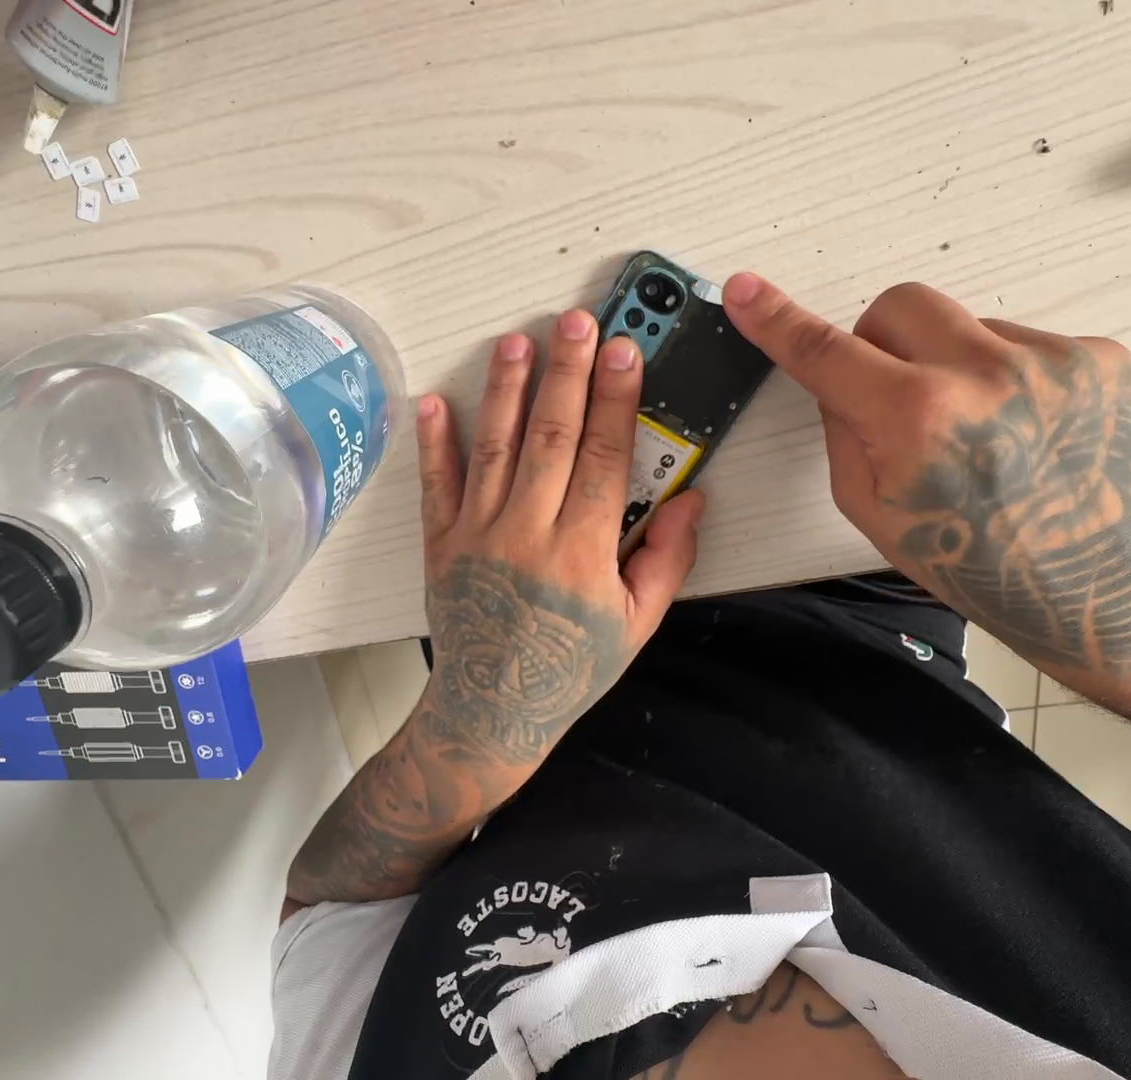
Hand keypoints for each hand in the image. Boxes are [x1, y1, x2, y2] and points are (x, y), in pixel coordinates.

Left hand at [415, 310, 706, 762]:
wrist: (493, 709)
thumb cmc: (570, 670)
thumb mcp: (636, 625)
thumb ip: (668, 559)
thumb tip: (694, 498)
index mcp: (584, 552)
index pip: (607, 458)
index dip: (618, 399)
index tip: (625, 352)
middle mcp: (528, 533)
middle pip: (551, 437)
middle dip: (567, 373)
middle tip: (576, 320)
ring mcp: (478, 535)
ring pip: (495, 448)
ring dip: (507, 390)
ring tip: (517, 341)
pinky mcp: (442, 544)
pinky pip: (438, 485)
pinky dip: (436, 443)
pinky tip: (436, 402)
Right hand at [721, 275, 1130, 681]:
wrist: (1104, 590)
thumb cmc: (971, 562)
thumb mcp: (872, 510)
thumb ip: (844, 433)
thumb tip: (843, 381)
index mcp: (917, 418)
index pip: (825, 352)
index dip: (775, 319)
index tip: (743, 288)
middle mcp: (987, 371)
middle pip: (899, 304)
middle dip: (879, 341)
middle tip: (891, 397)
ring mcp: (1054, 358)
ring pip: (964, 326)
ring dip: (948, 366)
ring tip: (979, 435)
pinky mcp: (1104, 357)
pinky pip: (1021, 343)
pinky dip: (1003, 378)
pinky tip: (1023, 433)